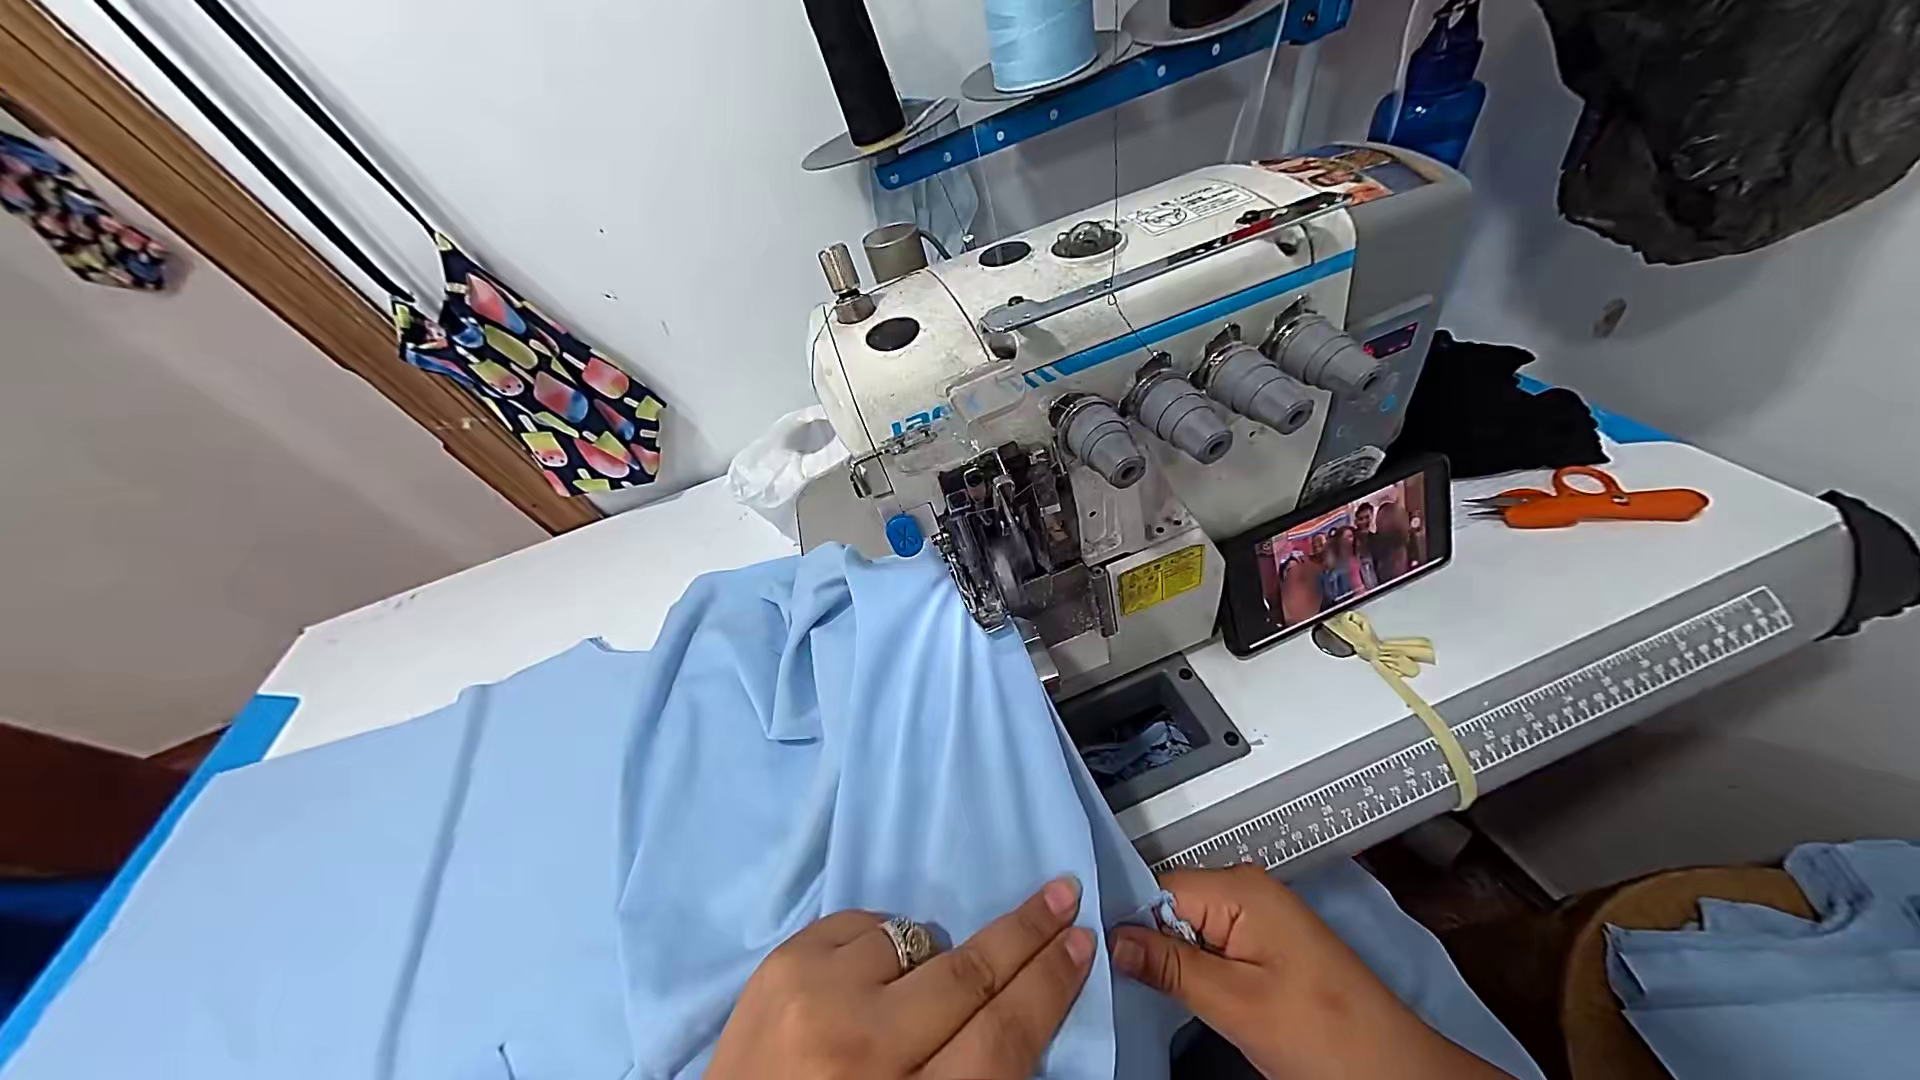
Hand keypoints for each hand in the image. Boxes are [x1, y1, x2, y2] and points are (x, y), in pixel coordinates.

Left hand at [707, 876, 1094, 1078]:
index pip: (1000, 1037)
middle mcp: (860, 1051)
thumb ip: (969, 1072)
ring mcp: (814, 1000)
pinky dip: (879, 944)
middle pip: (966, 976)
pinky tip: (867, 980)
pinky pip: (862, 923)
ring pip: (912, 942)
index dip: (1048, 985)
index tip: (1080, 941)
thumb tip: (1018, 1001)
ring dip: (929, 958)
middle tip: (1061, 895)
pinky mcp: (780, 967)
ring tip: (911, 996)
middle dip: (1023, 934)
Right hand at [1109, 865, 1508, 1079]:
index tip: (1105, 955)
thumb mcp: (1238, 1005)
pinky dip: (1194, 964)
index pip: (1159, 889)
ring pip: (1187, 924)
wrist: (1399, 1076)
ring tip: (1153, 987)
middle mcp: (1245, 888)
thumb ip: (1171, 966)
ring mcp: (1256, 913)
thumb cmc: (1325, 1037)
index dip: (1131, 922)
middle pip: (1171, 903)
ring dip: (1172, 956)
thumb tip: (1112, 938)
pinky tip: (1185, 989)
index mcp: (1239, 888)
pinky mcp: (1262, 939)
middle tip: (1126, 979)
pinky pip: (1209, 940)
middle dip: (1150, 940)